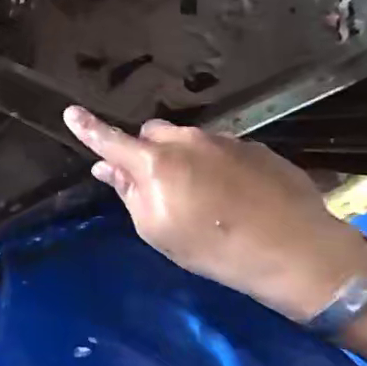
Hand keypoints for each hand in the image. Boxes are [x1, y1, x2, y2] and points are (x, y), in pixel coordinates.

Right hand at [63, 107, 366, 320]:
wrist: (296, 253)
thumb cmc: (213, 248)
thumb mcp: (156, 230)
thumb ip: (129, 194)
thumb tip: (109, 168)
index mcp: (155, 163)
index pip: (110, 139)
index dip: (87, 127)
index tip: (70, 112)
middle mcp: (188, 141)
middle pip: (152, 133)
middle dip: (147, 151)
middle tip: (156, 185)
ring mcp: (226, 141)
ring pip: (189, 141)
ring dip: (184, 159)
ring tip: (203, 197)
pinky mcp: (258, 149)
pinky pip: (222, 150)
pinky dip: (216, 166)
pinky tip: (234, 197)